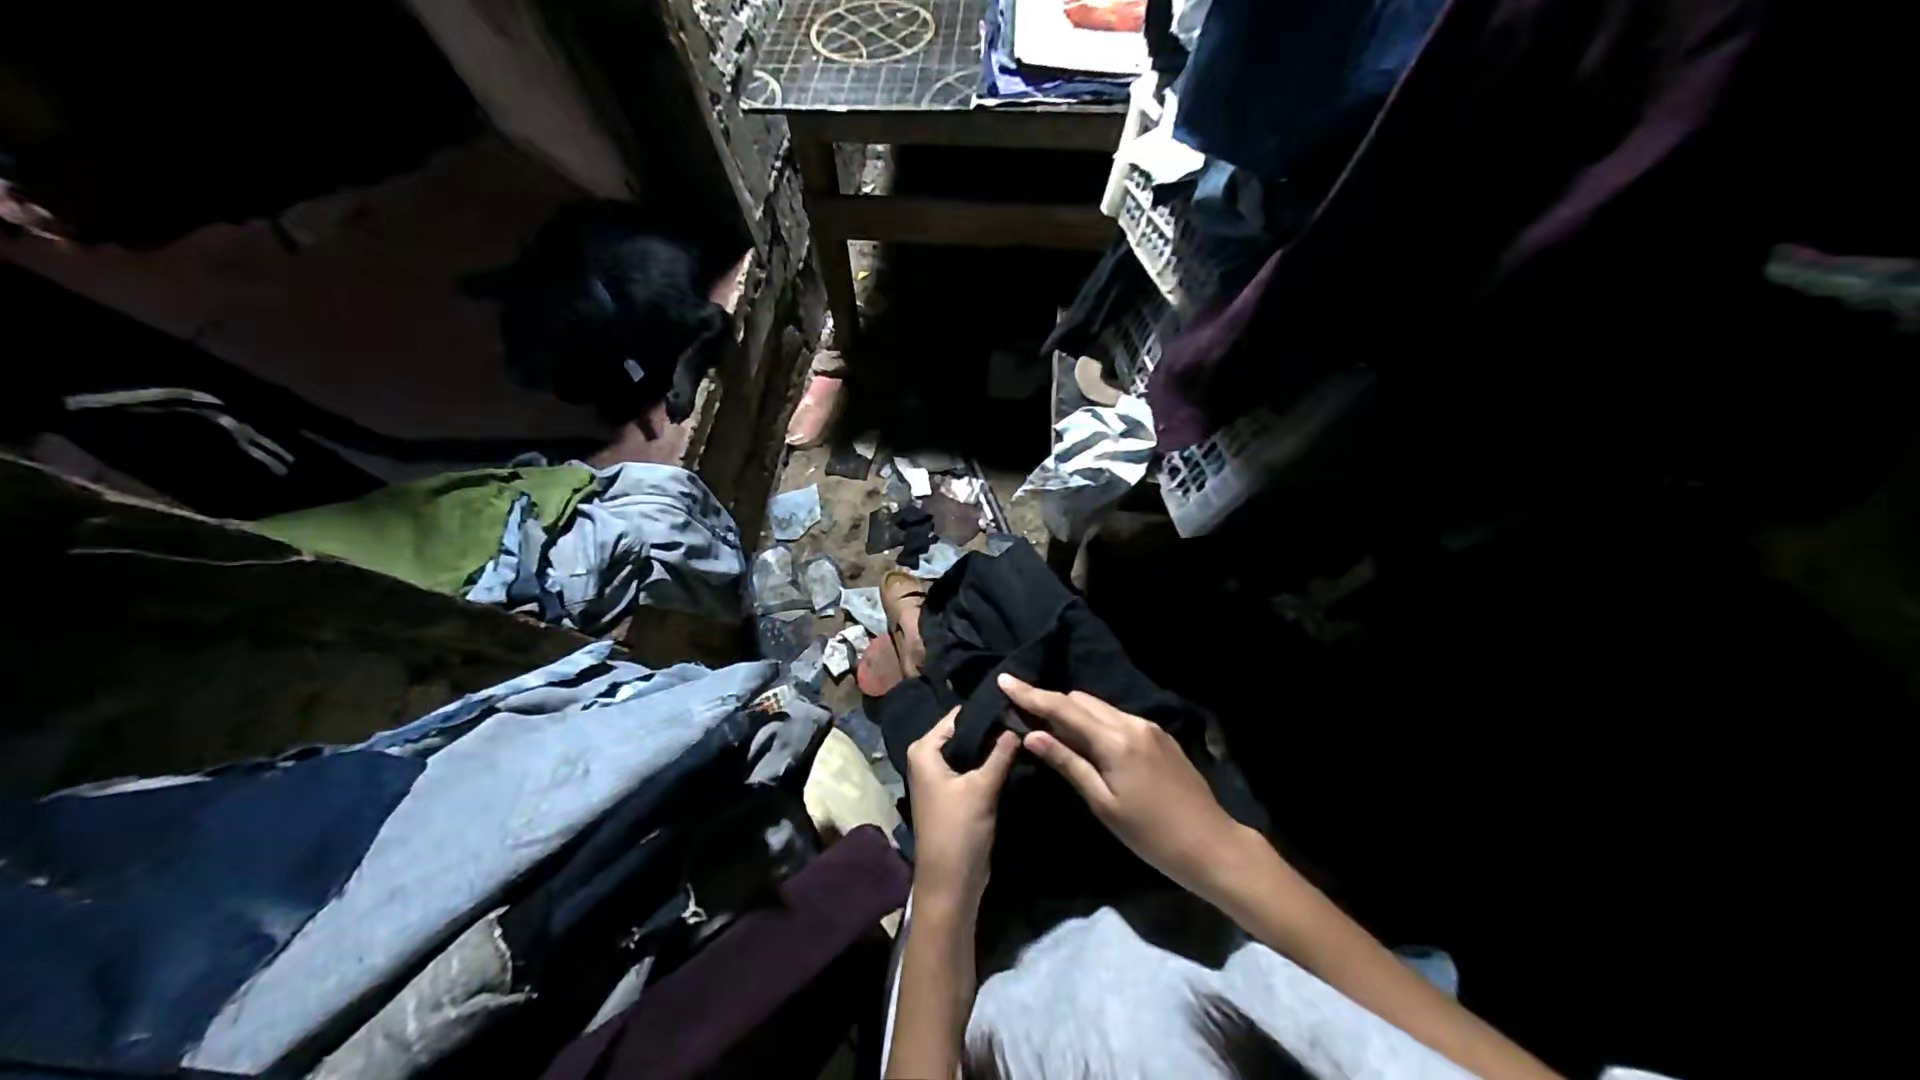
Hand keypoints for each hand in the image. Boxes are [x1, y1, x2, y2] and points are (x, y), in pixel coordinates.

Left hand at [905, 708, 1018, 908]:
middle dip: (991, 728)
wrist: (950, 883)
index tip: (1016, 703)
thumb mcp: (982, 788)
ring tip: (1025, 733)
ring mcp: (939, 776)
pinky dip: (988, 764)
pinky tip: (1013, 757)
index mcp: (924, 750)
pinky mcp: (953, 793)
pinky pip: (971, 768)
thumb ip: (1000, 753)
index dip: (985, 711)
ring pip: (970, 751)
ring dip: (992, 747)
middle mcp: (927, 758)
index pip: (957, 716)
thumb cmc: (959, 830)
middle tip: (1024, 718)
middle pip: (963, 732)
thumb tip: (1017, 722)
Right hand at [999, 674, 1258, 900]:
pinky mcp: (1160, 736)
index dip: (1031, 694)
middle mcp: (1131, 722)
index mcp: (1114, 739)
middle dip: (1050, 702)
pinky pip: (1117, 718)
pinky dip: (1096, 722)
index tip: (1004, 680)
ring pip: (1100, 707)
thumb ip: (1067, 763)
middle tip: (1024, 712)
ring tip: (1049, 725)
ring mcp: (1149, 727)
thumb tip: (1031, 735)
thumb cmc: (1150, 834)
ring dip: (1073, 712)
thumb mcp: (1102, 802)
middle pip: (1081, 700)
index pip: (1063, 707)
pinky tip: (1087, 739)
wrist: (1211, 844)